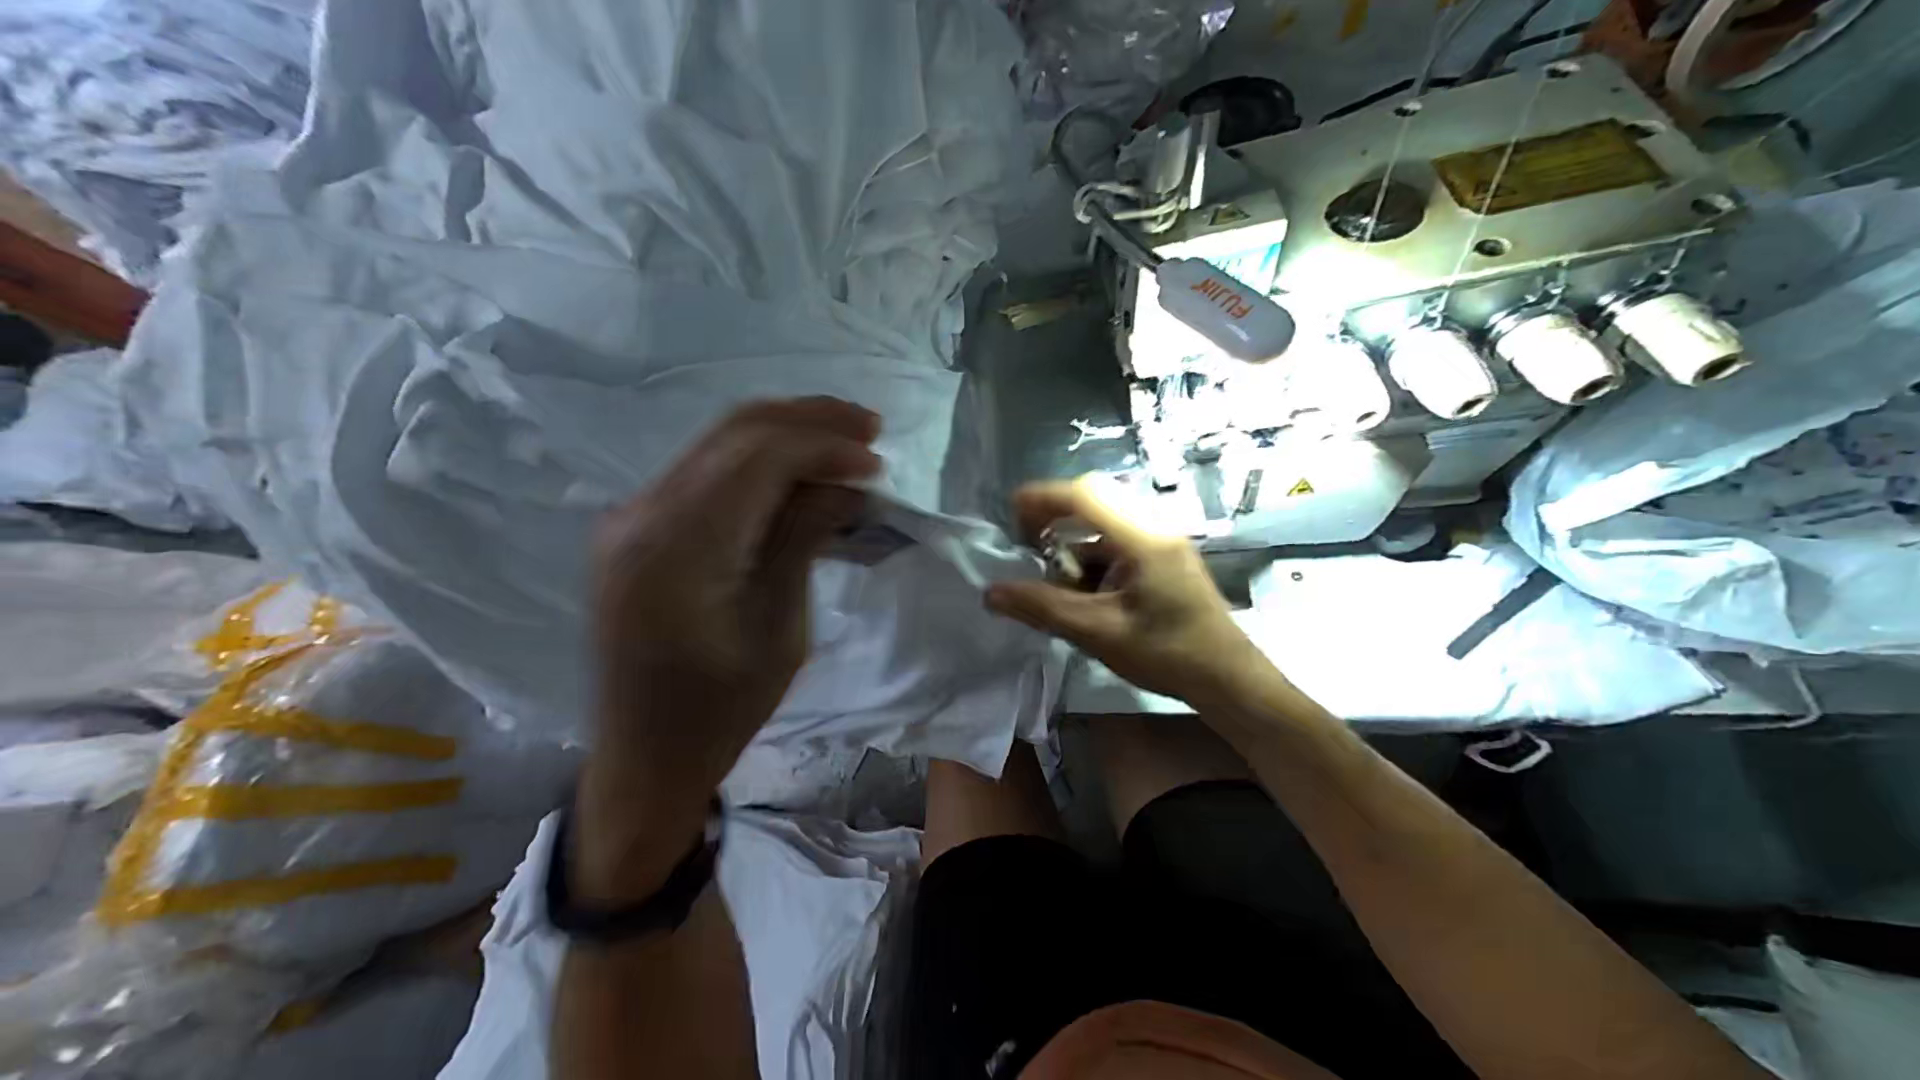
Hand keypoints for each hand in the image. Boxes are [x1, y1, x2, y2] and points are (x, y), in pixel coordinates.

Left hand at [576, 398, 878, 899]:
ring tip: (846, 444)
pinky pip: (706, 474)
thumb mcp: (781, 631)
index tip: (877, 462)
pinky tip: (801, 475)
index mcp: (676, 549)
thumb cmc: (721, 711)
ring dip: (786, 436)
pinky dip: (759, 465)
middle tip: (870, 429)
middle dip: (808, 421)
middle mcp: (641, 516)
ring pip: (718, 444)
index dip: (823, 446)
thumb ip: (805, 540)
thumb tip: (848, 484)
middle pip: (734, 433)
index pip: (756, 459)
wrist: (645, 757)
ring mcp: (631, 518)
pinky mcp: (638, 528)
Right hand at [984, 478, 1273, 709]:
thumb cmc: (1167, 654)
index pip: (1085, 495)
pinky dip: (1093, 554)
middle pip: (1096, 500)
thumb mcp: (1098, 632)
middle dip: (1056, 514)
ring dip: (1075, 538)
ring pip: (1106, 521)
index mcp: (1143, 537)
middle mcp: (1155, 528)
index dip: (1043, 497)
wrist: (1228, 678)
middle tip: (1026, 539)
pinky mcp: (1165, 559)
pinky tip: (1082, 586)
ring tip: (1051, 568)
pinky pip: (1119, 540)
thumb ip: (1043, 608)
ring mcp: (1163, 542)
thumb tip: (991, 593)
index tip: (1009, 511)